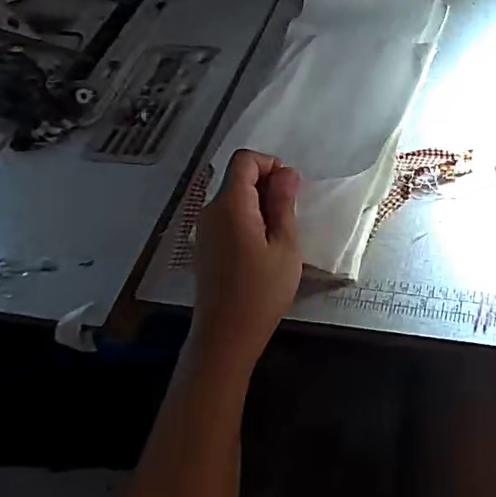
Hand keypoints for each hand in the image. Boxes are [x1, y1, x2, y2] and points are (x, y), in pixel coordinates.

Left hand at [192, 149, 301, 374]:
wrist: (226, 336)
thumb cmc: (262, 291)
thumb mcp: (285, 245)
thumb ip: (283, 203)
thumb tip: (286, 173)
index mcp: (230, 205)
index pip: (244, 160)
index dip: (270, 164)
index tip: (291, 189)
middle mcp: (210, 210)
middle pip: (237, 177)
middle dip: (267, 184)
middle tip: (291, 214)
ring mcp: (203, 229)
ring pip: (233, 198)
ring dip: (258, 204)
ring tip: (280, 235)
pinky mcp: (204, 246)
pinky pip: (226, 218)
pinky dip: (246, 219)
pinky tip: (262, 248)